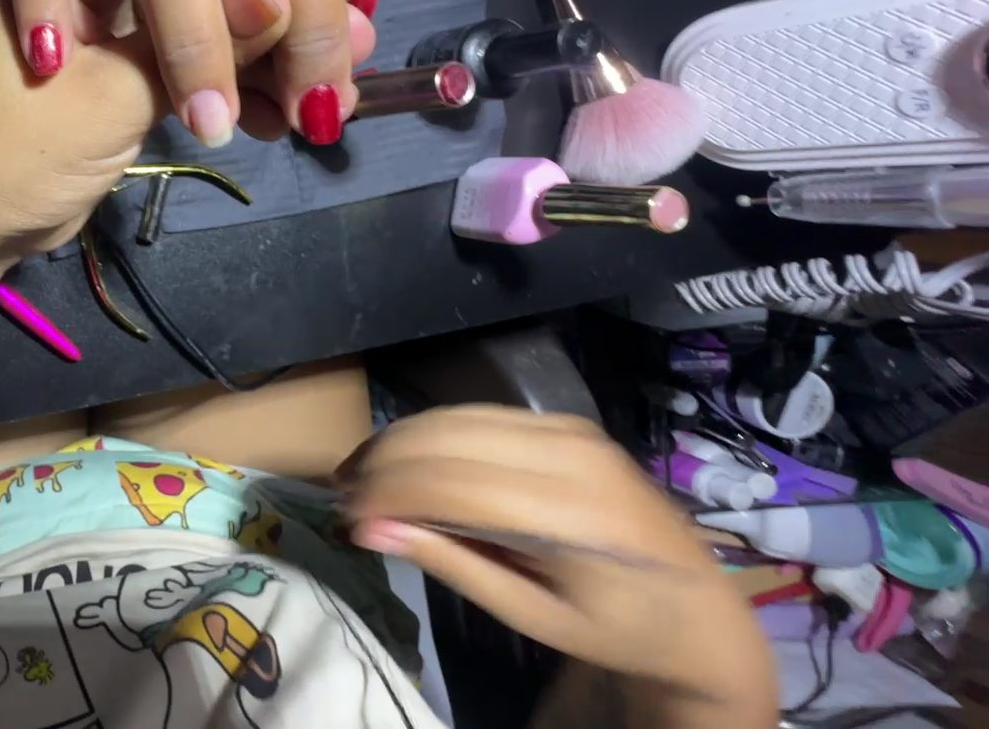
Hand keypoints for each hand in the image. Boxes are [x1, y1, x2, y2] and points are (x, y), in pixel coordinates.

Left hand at [0, 0, 372, 268]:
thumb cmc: (9, 155)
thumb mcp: (107, 97)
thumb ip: (194, 45)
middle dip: (278, 3)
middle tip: (354, 25)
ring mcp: (116, 25)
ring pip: (209, 22)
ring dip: (269, 57)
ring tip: (337, 85)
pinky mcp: (131, 73)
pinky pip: (198, 66)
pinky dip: (238, 91)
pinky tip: (286, 115)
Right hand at [338, 407, 776, 710]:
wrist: (699, 603)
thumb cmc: (616, 626)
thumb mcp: (532, 615)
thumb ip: (451, 564)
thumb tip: (368, 529)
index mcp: (574, 516)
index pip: (452, 484)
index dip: (388, 493)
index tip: (348, 515)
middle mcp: (570, 456)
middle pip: (443, 438)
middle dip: (381, 461)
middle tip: (342, 491)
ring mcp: (565, 429)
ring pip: (449, 417)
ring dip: (394, 440)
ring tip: (361, 473)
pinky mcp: (559, 419)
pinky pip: (470, 414)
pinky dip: (425, 432)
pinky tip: (401, 455)